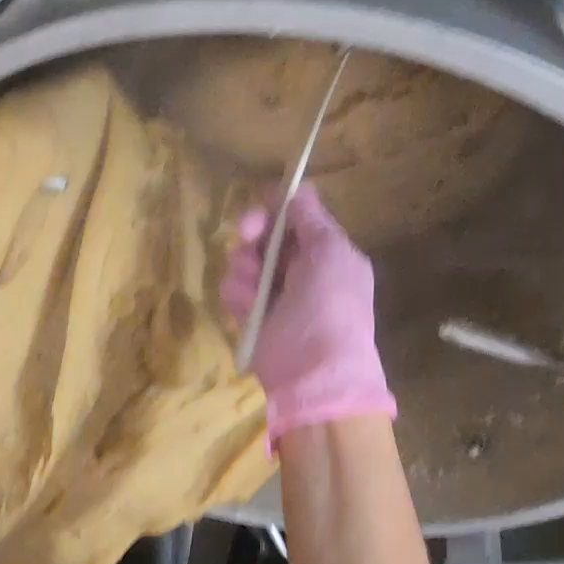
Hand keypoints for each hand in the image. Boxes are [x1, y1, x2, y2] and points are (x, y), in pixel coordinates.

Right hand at [222, 184, 395, 442]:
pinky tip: (249, 308)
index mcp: (327, 252)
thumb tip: (300, 190)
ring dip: (245, 267)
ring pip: (244, 258)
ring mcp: (273, 292)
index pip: (296, 216)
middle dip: (254, 232)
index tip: (264, 201)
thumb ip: (311, 219)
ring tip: (255, 288)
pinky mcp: (250, 313)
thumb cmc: (330, 307)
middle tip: (246, 235)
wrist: (314, 373)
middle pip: (265, 233)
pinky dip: (237, 294)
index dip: (278, 206)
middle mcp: (300, 268)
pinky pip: (232, 287)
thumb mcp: (330, 253)